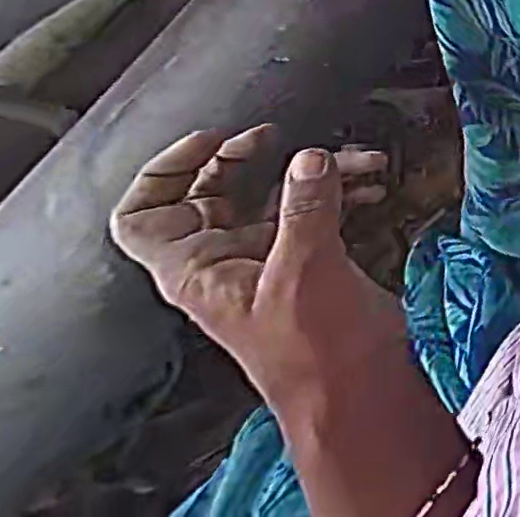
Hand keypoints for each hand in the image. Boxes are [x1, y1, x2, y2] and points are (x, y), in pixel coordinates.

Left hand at [109, 125, 403, 404]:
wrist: (356, 382)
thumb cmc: (313, 343)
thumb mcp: (305, 271)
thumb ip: (307, 209)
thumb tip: (309, 156)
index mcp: (199, 269)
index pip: (146, 216)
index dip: (165, 173)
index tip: (212, 139)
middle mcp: (229, 258)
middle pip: (218, 194)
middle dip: (251, 160)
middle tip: (283, 137)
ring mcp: (274, 257)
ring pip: (282, 196)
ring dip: (321, 171)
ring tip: (362, 160)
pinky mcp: (316, 257)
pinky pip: (322, 208)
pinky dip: (346, 189)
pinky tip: (373, 184)